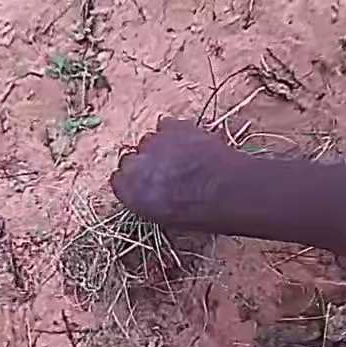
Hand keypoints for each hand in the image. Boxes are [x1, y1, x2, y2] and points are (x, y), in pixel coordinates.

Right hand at [111, 118, 248, 229]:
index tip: (147, 187)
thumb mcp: (168, 221)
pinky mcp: (172, 125)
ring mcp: (152, 141)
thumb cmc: (201, 216)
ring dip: (161, 149)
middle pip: (131, 159)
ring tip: (183, 160)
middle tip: (166, 174)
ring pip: (149, 141)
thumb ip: (151, 204)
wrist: (226, 191)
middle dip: (145, 165)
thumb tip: (155, 200)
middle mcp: (134, 164)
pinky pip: (167, 126)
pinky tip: (191, 144)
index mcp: (128, 191)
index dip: (134, 183)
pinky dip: (176, 133)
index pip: (119, 181)